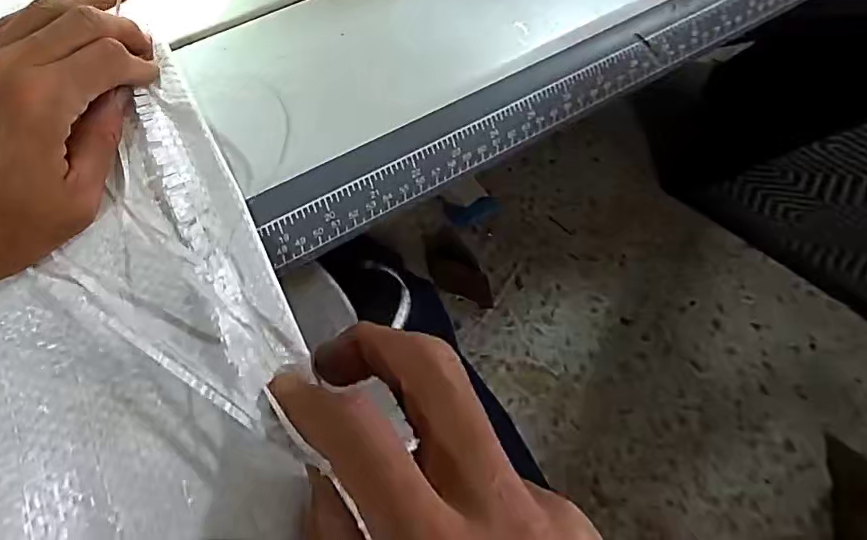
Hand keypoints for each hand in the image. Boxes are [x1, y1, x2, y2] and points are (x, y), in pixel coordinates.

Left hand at [0, 0, 159, 311]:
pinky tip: (64, 14)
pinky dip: (46, 12)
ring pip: (43, 9)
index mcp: (41, 101)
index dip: (137, 63)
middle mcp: (10, 67)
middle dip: (123, 26)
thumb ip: (103, 140)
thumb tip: (118, 95)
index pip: (106, 56)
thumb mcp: (74, 203)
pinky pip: (12, 23)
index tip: (151, 78)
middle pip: (80, 20)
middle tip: (145, 45)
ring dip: (85, 0)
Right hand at [271, 323, 600, 538]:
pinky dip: (468, 496)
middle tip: (338, 360)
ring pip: (468, 424)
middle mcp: (501, 511)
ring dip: (421, 430)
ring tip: (399, 477)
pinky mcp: (577, 523)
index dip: (312, 398)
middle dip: (379, 344)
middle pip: (437, 371)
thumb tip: (324, 485)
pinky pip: (503, 482)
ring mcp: (550, 510)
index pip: (361, 433)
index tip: (289, 386)